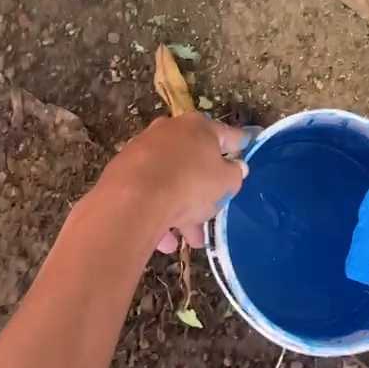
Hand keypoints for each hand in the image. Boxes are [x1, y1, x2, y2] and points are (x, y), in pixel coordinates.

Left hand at [95, 113, 249, 253]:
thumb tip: (234, 168)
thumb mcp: (226, 183)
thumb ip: (234, 175)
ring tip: (189, 239)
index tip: (247, 144)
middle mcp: (169, 131)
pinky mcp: (122, 171)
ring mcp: (142, 150)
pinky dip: (158, 212)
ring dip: (181, 208)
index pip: (226, 134)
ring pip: (170, 179)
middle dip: (204, 191)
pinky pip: (148, 192)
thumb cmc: (189, 185)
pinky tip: (164, 240)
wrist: (133, 201)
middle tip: (212, 215)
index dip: (239, 143)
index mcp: (198, 127)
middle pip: (194, 161)